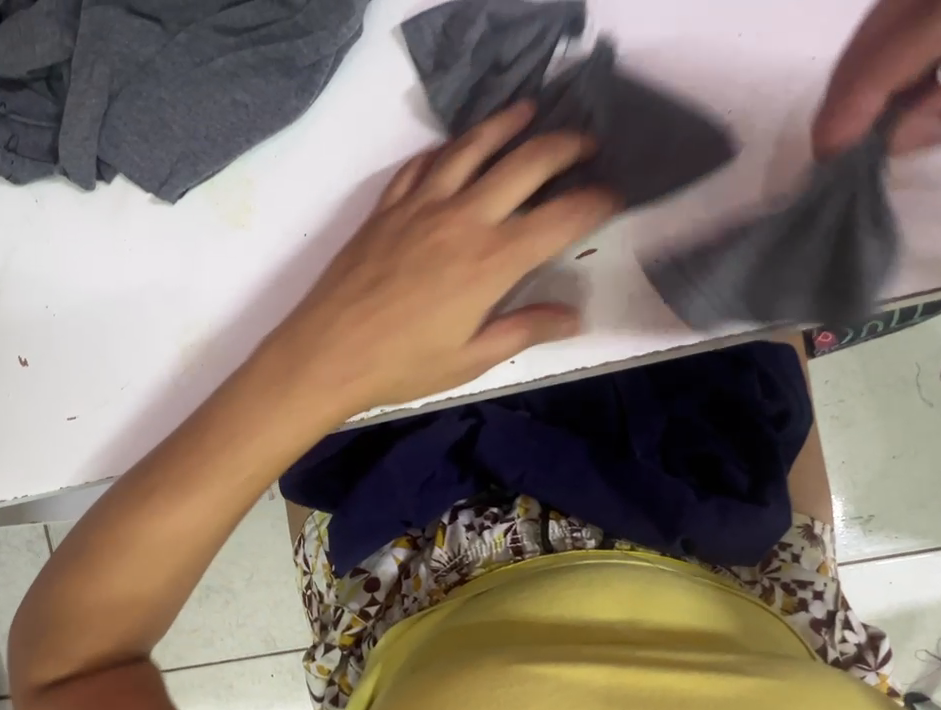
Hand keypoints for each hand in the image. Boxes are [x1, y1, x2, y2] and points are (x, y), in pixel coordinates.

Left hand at [256, 102, 618, 413]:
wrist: (326, 353)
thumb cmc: (401, 366)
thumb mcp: (469, 359)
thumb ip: (523, 330)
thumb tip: (572, 317)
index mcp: (493, 261)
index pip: (563, 216)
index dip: (598, 201)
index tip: (614, 197)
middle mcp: (464, 219)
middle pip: (527, 163)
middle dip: (567, 147)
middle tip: (587, 144)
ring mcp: (422, 206)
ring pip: (473, 147)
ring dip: (507, 125)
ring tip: (530, 113)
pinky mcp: (387, 207)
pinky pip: (423, 164)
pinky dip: (447, 149)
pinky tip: (456, 148)